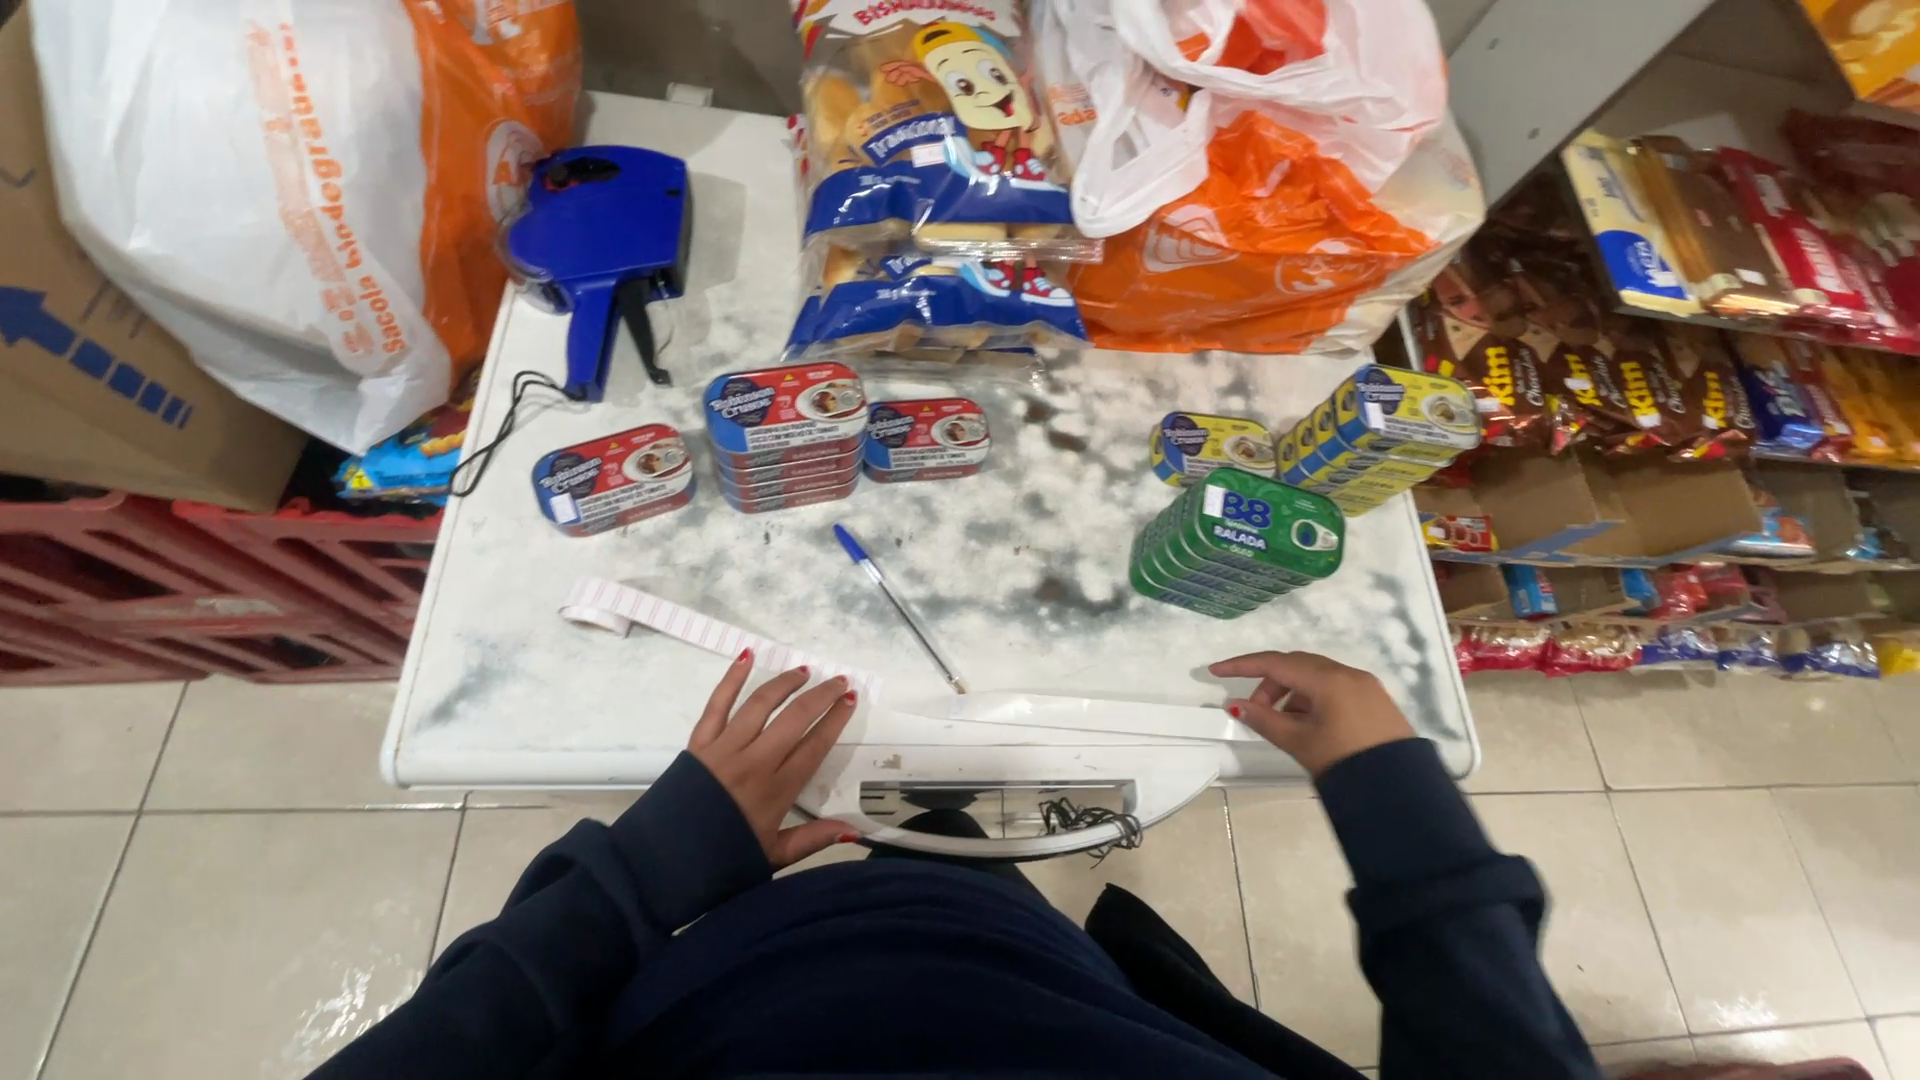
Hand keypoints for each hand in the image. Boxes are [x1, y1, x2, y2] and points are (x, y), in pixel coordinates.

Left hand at [688, 650, 856, 868]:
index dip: (835, 720)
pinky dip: (731, 678)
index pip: (815, 745)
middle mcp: (754, 762)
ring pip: (760, 704)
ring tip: (804, 671)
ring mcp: (724, 748)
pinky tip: (746, 656)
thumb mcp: (772, 858)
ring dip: (785, 683)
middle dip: (821, 696)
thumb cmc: (720, 864)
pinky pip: (717, 704)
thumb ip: (812, 839)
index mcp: (776, 790)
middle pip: (794, 718)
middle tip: (840, 681)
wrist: (656, 867)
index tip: (851, 700)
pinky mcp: (698, 743)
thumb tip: (852, 831)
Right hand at [1208, 651, 1415, 777]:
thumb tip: (1235, 705)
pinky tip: (1306, 723)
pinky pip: (1333, 687)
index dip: (1242, 666)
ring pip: (1315, 676)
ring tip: (1281, 722)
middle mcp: (1348, 674)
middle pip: (1296, 665)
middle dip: (1269, 683)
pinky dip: (1311, 698)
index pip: (1275, 663)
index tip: (1216, 671)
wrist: (1401, 793)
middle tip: (1254, 708)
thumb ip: (1264, 719)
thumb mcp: (1298, 741)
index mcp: (1328, 680)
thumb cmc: (1344, 761)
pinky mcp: (1375, 700)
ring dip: (1290, 692)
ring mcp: (1365, 685)